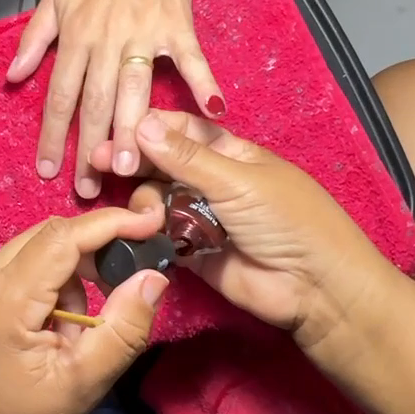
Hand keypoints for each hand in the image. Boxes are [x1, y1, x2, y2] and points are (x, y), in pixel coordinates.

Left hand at [0, 208, 169, 413]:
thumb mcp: (83, 384)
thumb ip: (123, 328)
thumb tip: (153, 277)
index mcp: (5, 299)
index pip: (63, 236)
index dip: (110, 224)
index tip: (151, 224)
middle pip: (48, 233)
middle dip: (93, 249)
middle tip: (122, 285)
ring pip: (34, 246)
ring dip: (69, 271)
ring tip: (73, 329)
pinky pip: (18, 262)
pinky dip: (46, 279)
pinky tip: (51, 323)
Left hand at [8, 0, 222, 199]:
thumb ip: (33, 39)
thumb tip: (12, 77)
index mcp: (76, 36)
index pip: (59, 95)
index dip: (51, 134)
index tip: (47, 169)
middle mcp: (106, 40)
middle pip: (95, 102)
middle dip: (90, 147)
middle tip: (90, 188)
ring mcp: (144, 33)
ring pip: (136, 89)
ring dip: (133, 130)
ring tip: (131, 168)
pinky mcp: (178, 25)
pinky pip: (192, 59)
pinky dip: (204, 82)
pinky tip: (214, 112)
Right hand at [128, 111, 404, 351]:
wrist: (316, 289)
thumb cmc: (289, 221)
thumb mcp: (238, 181)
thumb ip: (186, 157)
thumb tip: (142, 123)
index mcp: (229, 153)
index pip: (179, 130)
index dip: (146, 129)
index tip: (115, 132)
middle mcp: (210, 180)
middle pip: (160, 163)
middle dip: (132, 161)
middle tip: (98, 162)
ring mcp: (198, 216)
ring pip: (154, 198)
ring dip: (142, 200)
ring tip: (143, 213)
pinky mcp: (188, 250)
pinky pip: (158, 234)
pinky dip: (145, 231)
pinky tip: (138, 230)